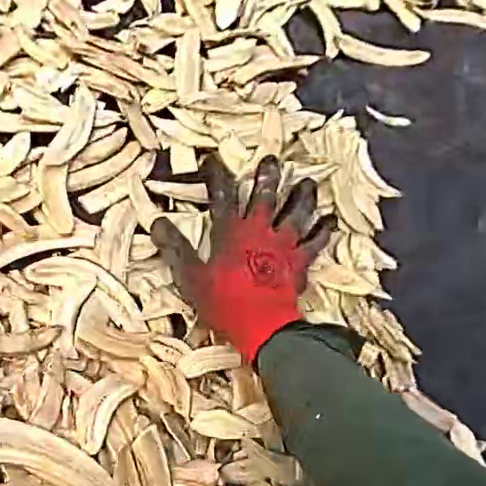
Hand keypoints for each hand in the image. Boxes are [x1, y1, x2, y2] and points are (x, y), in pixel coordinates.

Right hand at [150, 155, 329, 362]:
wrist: (261, 325)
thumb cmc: (222, 301)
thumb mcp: (190, 277)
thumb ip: (176, 248)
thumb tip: (157, 222)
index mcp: (231, 232)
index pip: (222, 195)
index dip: (217, 176)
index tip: (212, 160)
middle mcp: (260, 231)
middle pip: (266, 196)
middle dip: (267, 176)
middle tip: (270, 160)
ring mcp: (283, 246)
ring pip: (297, 212)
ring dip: (302, 196)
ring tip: (307, 183)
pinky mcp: (300, 262)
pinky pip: (316, 242)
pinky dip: (323, 230)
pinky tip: (329, 221)